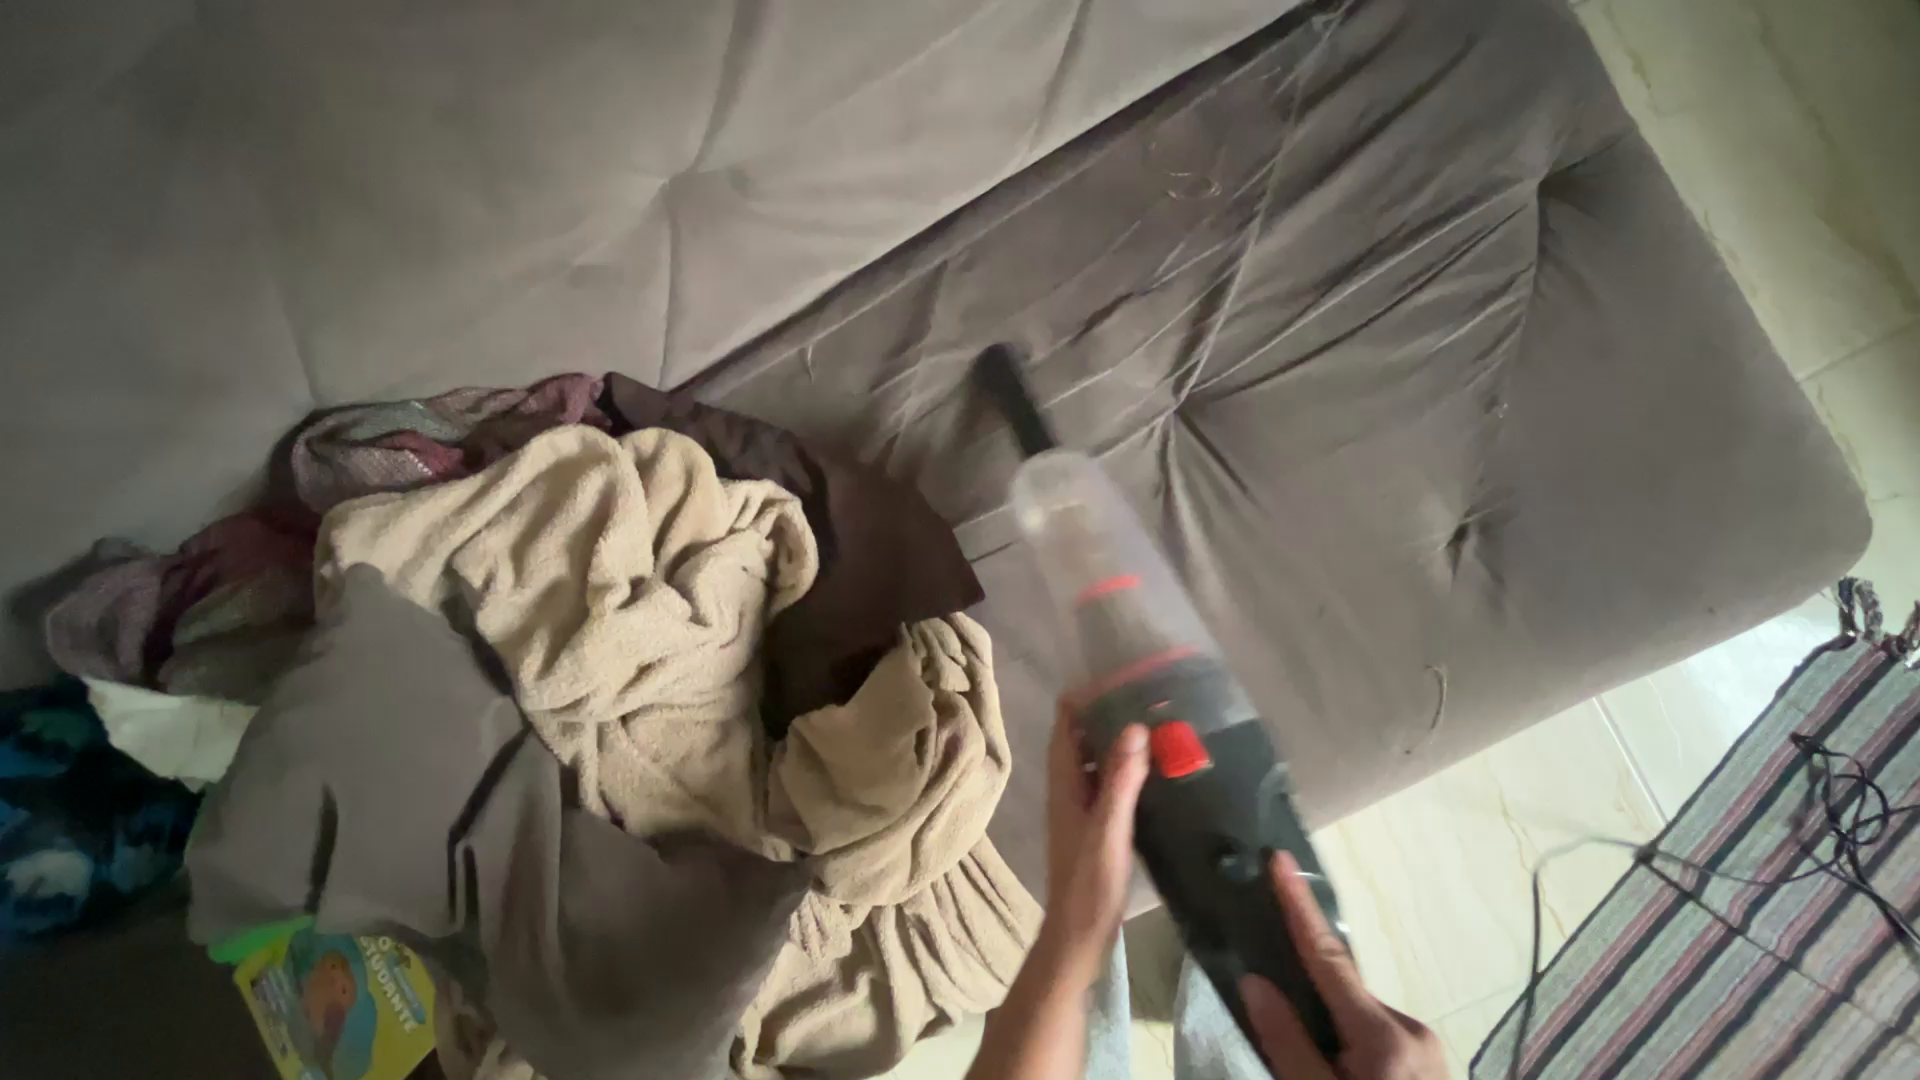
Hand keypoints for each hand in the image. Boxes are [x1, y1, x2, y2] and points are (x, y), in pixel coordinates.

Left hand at [1033, 703, 1148, 989]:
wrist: (1079, 932)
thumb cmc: (1090, 881)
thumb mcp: (1109, 829)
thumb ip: (1120, 780)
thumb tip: (1134, 727)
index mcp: (1063, 778)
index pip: (1068, 717)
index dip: (1091, 692)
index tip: (1128, 678)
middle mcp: (1068, 782)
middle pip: (1084, 730)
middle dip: (1112, 709)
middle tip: (1154, 695)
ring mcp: (1081, 800)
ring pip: (1099, 753)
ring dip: (1123, 735)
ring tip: (1162, 721)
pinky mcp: (1096, 817)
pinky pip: (1111, 777)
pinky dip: (1130, 764)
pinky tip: (1160, 767)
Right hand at [1240, 852, 1446, 1078]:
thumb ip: (1286, 1044)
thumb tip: (1256, 982)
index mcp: (1383, 1039)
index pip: (1327, 956)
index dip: (1297, 905)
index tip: (1279, 858)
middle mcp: (1414, 1033)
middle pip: (1341, 994)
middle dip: (1308, 1002)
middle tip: (1286, 1044)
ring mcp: (1431, 1054)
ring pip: (1358, 1022)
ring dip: (1331, 1035)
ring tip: (1316, 1071)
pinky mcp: (1434, 1071)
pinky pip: (1378, 1043)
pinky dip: (1351, 1050)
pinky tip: (1339, 1076)